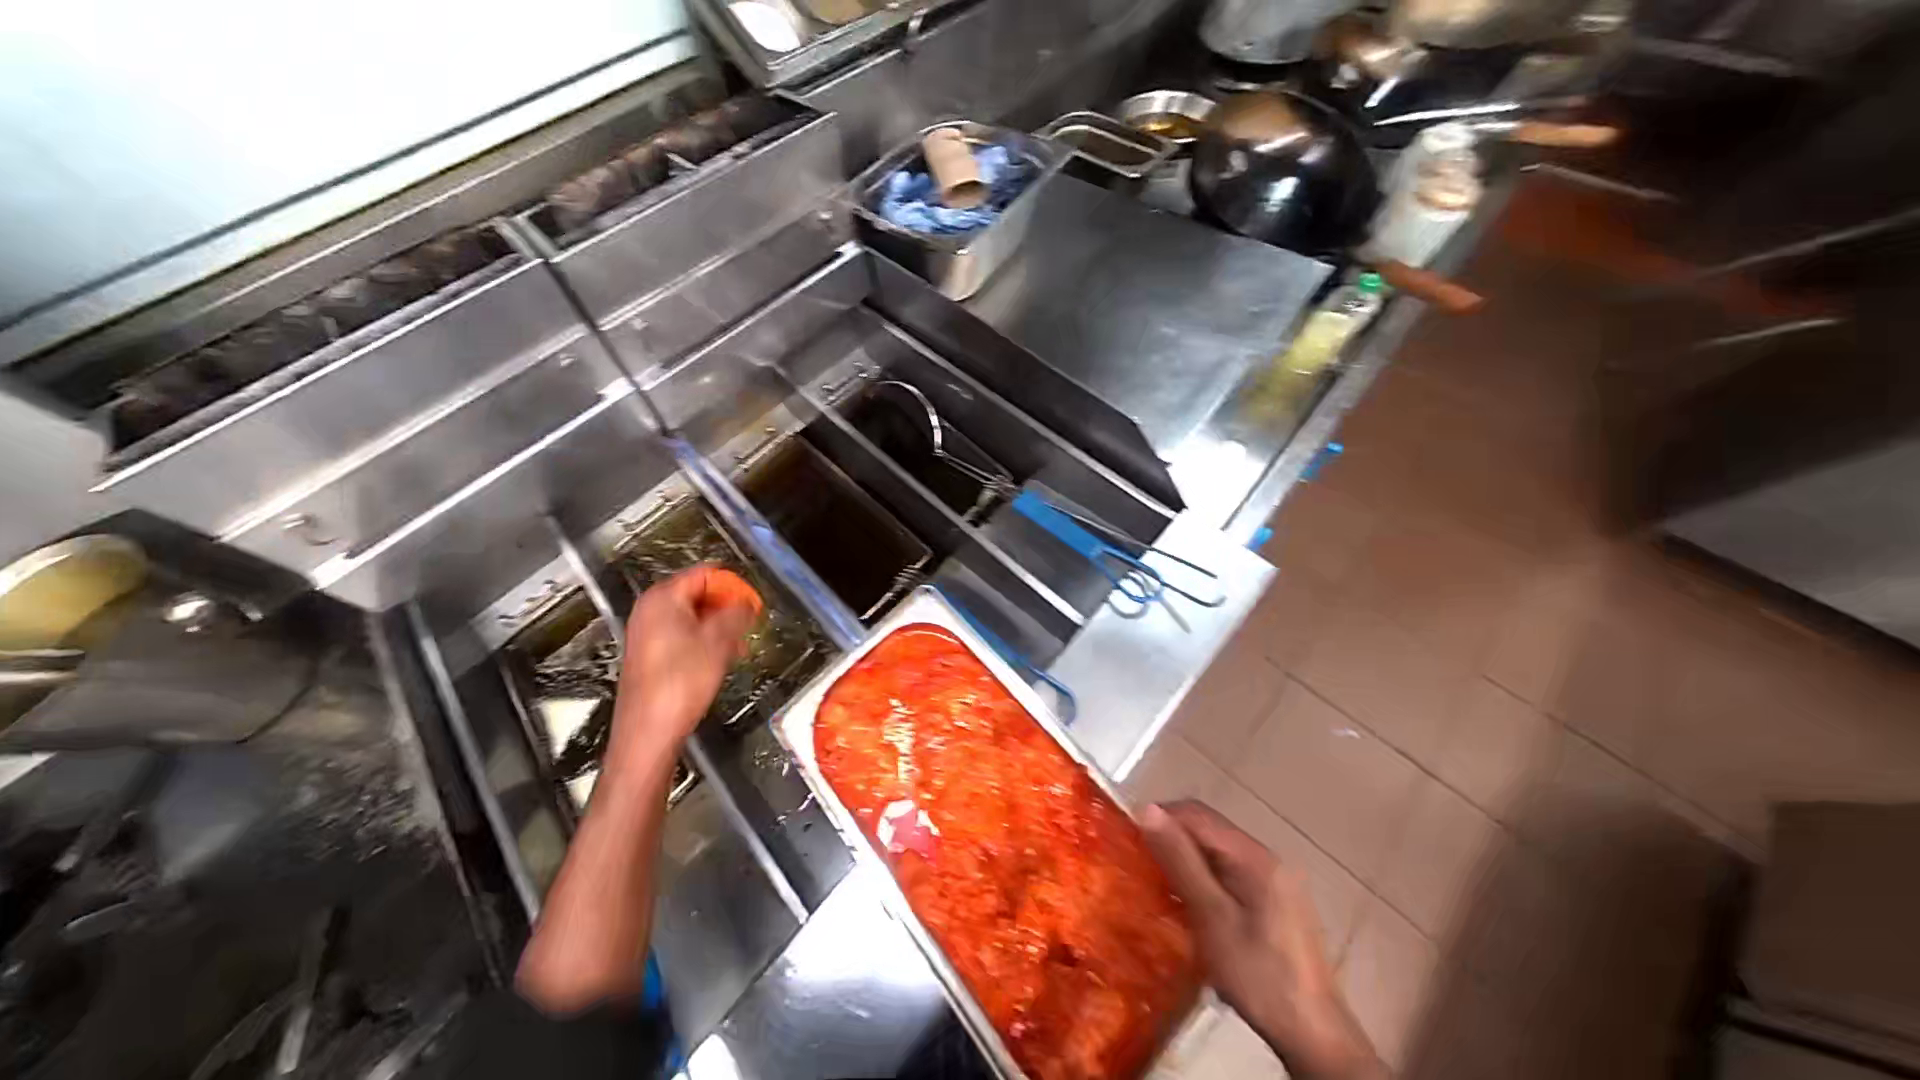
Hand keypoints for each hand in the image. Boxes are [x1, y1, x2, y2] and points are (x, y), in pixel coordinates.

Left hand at [611, 565, 761, 758]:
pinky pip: (681, 634)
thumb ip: (737, 614)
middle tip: (747, 623)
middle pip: (697, 593)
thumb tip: (746, 603)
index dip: (733, 585)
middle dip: (726, 607)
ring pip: (691, 616)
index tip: (751, 601)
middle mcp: (649, 610)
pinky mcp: (649, 653)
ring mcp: (646, 632)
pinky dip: (702, 640)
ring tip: (737, 644)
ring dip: (717, 626)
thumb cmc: (678, 685)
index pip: (705, 574)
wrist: (649, 730)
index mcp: (663, 598)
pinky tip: (719, 659)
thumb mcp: (720, 642)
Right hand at [1142, 800, 1384, 1079]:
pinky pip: (1229, 872)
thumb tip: (1147, 809)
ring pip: (1217, 852)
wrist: (1312, 1033)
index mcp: (1254, 856)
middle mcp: (1266, 858)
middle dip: (1171, 839)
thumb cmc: (1257, 974)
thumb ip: (1180, 860)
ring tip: (1156, 884)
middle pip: (1208, 829)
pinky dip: (1203, 878)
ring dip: (1185, 860)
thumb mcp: (1211, 916)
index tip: (1128, 838)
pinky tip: (1188, 904)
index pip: (1196, 814)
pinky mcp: (1274, 901)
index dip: (1160, 818)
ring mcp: (1274, 880)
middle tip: (1139, 864)